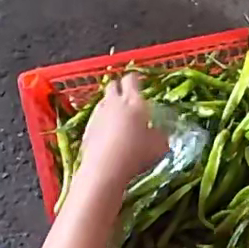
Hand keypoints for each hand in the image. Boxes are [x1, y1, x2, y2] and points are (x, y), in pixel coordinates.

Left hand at [76, 74, 167, 192]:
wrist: (105, 169)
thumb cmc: (137, 154)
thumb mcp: (159, 146)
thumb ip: (160, 135)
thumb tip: (161, 133)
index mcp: (134, 101)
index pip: (132, 79)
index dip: (136, 80)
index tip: (140, 85)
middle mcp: (114, 102)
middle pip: (113, 85)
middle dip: (120, 88)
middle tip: (129, 98)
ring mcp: (98, 114)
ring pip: (103, 101)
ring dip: (111, 104)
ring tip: (119, 117)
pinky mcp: (87, 128)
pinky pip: (96, 118)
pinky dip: (102, 121)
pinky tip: (108, 134)